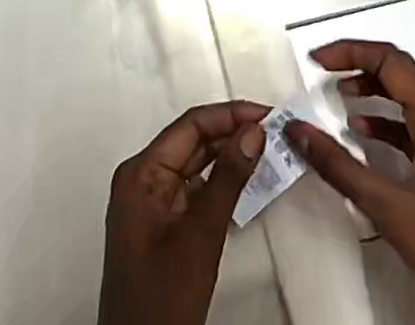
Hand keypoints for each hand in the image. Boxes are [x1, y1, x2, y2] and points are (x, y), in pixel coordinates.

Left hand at [99, 100, 268, 324]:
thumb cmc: (161, 299)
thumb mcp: (201, 235)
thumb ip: (228, 179)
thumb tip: (252, 133)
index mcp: (141, 172)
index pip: (189, 126)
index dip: (229, 115)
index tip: (266, 115)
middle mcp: (142, 178)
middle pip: (192, 140)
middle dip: (232, 131)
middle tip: (274, 130)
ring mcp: (151, 201)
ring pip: (195, 163)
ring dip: (229, 155)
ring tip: (267, 148)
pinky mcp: (163, 222)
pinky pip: (194, 186)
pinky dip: (220, 181)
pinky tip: (246, 178)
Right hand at [286, 41, 414, 324]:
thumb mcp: (391, 211)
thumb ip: (340, 166)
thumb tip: (297, 131)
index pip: (393, 62)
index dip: (352, 51)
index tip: (319, 59)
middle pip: (401, 74)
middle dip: (359, 64)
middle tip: (322, 69)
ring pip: (406, 100)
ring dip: (370, 91)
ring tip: (336, 98)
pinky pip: (412, 128)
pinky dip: (382, 122)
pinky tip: (361, 137)